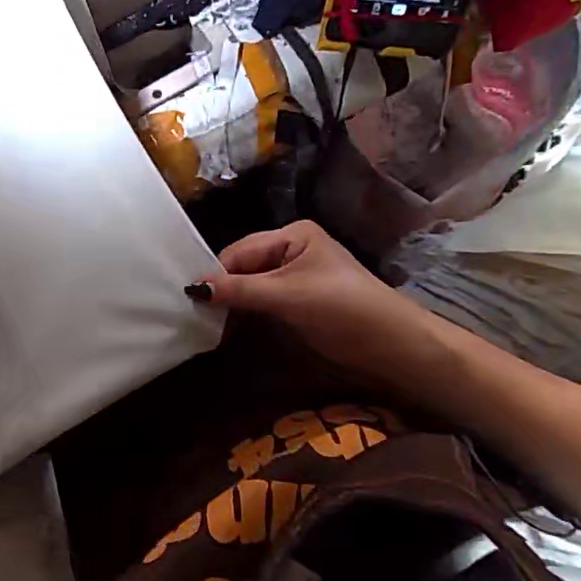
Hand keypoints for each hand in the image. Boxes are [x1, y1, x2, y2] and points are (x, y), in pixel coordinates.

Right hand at [195, 220, 439, 383]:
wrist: (391, 345)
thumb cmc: (342, 309)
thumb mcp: (287, 295)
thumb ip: (240, 290)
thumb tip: (193, 288)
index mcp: (293, 234)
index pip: (240, 251)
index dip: (216, 274)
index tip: (189, 299)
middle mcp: (291, 249)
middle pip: (243, 266)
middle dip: (221, 288)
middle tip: (193, 313)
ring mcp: (295, 276)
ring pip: (249, 285)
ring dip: (230, 303)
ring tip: (204, 322)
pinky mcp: (297, 301)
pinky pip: (261, 301)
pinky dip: (244, 312)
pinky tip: (226, 326)